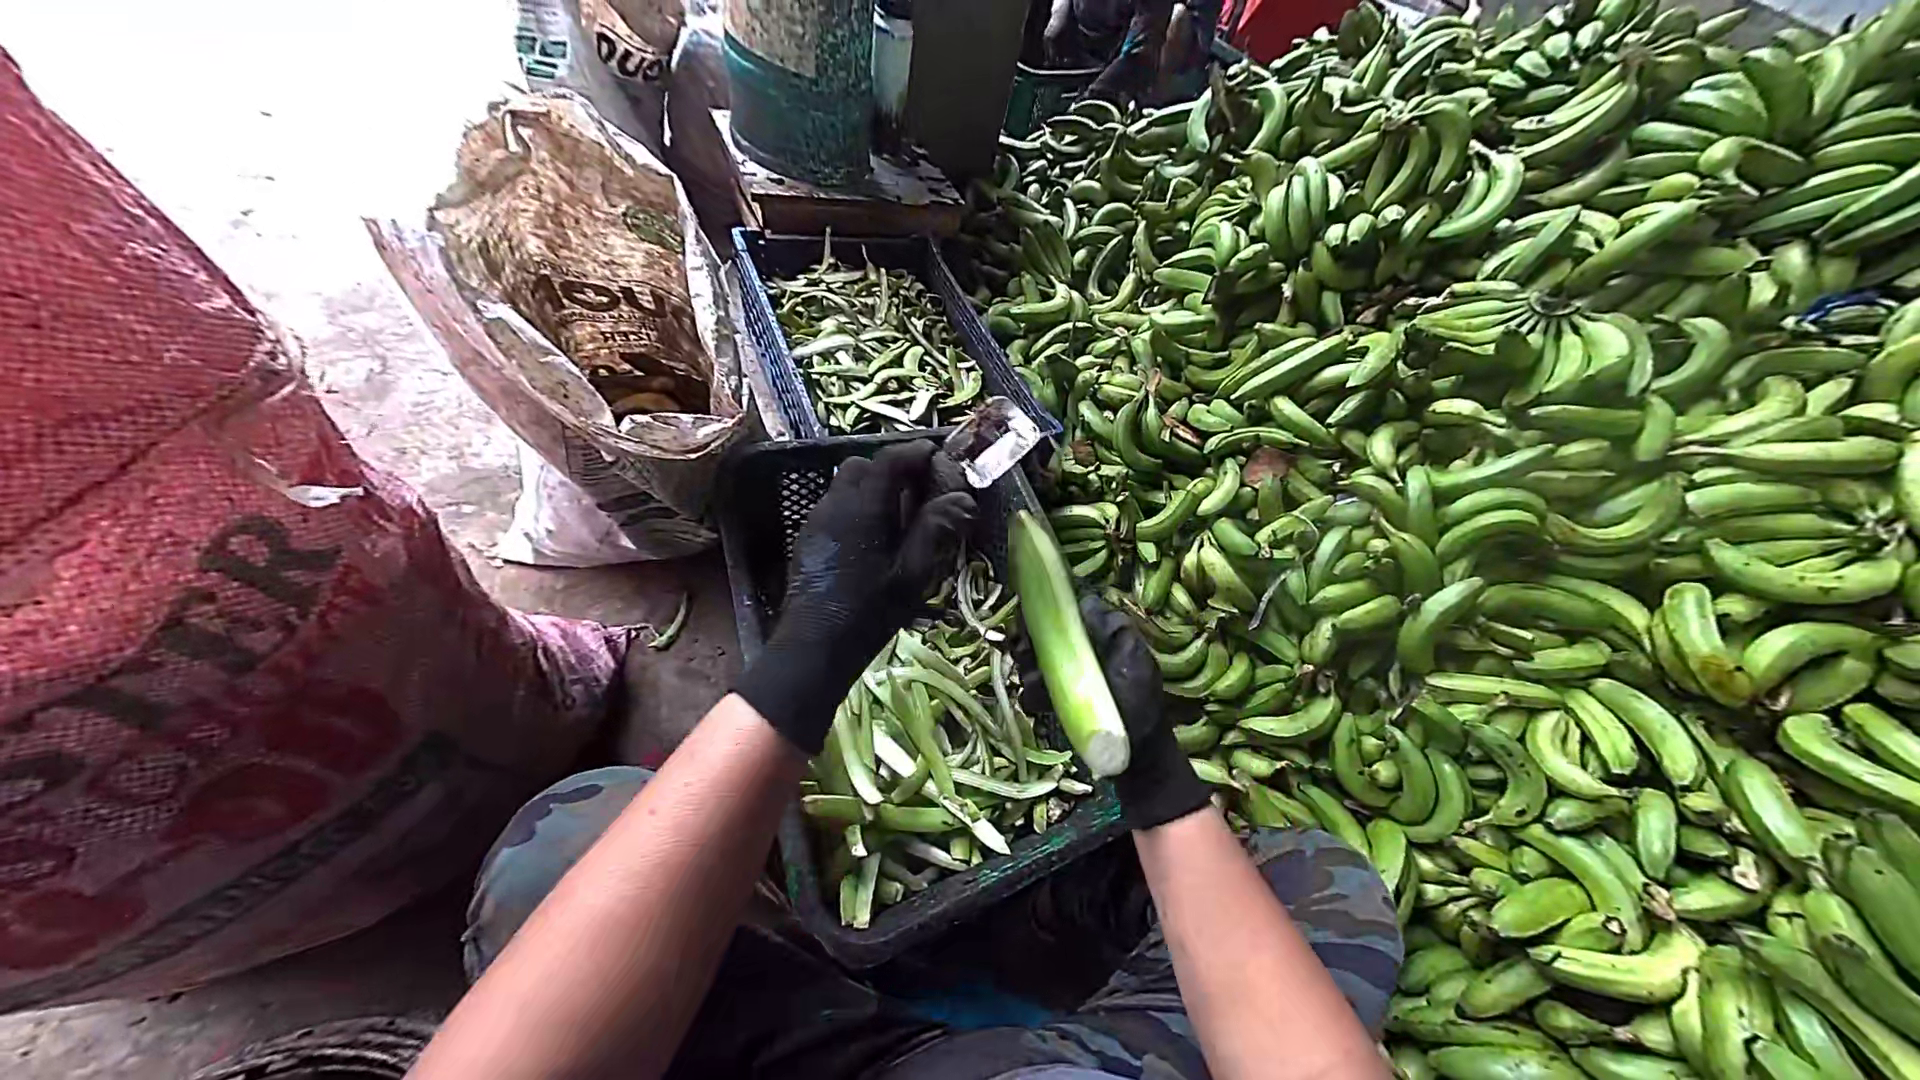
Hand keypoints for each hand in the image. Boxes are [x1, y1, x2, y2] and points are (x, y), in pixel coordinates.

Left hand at [735, 440, 975, 754]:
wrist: (814, 645)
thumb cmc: (869, 612)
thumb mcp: (912, 573)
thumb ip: (934, 529)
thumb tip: (962, 499)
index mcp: (863, 506)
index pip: (890, 459)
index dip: (917, 454)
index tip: (939, 460)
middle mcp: (835, 503)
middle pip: (865, 465)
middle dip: (894, 469)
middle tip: (922, 490)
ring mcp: (818, 518)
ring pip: (847, 483)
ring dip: (875, 487)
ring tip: (901, 514)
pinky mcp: (810, 535)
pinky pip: (837, 503)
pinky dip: (859, 504)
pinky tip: (875, 535)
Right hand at [1026, 596, 1213, 830]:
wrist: (1135, 751)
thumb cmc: (1140, 699)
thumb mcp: (1133, 657)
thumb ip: (1114, 628)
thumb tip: (1085, 600)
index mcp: (1091, 635)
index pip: (1057, 613)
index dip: (1038, 614)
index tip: (1029, 623)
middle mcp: (1072, 651)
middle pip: (1034, 636)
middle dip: (1025, 644)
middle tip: (1026, 655)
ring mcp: (1059, 676)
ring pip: (1027, 663)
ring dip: (1028, 671)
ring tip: (1039, 685)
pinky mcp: (1051, 701)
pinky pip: (1029, 692)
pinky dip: (1031, 696)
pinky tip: (1041, 705)